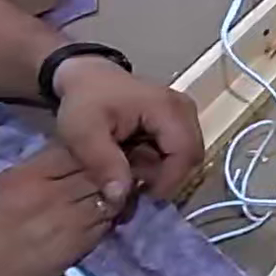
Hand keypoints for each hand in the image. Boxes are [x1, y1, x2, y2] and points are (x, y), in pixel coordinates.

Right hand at [0, 145, 117, 275]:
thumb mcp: (0, 193)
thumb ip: (41, 171)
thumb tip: (84, 153)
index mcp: (24, 177)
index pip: (80, 149)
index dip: (101, 151)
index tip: (111, 154)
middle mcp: (47, 195)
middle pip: (102, 170)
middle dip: (118, 171)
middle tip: (126, 173)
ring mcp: (62, 221)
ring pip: (112, 196)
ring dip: (121, 196)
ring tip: (119, 197)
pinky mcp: (73, 247)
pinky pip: (107, 223)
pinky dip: (112, 220)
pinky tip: (105, 221)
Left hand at [52, 56, 200, 202]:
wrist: (89, 77)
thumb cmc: (85, 102)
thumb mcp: (82, 135)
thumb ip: (103, 164)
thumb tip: (121, 197)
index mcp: (168, 109)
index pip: (185, 151)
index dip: (169, 179)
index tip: (142, 199)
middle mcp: (186, 109)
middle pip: (193, 153)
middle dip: (169, 177)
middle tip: (137, 191)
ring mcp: (187, 112)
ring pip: (190, 151)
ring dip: (167, 169)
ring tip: (136, 178)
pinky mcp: (181, 116)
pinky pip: (183, 145)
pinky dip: (165, 160)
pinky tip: (140, 164)